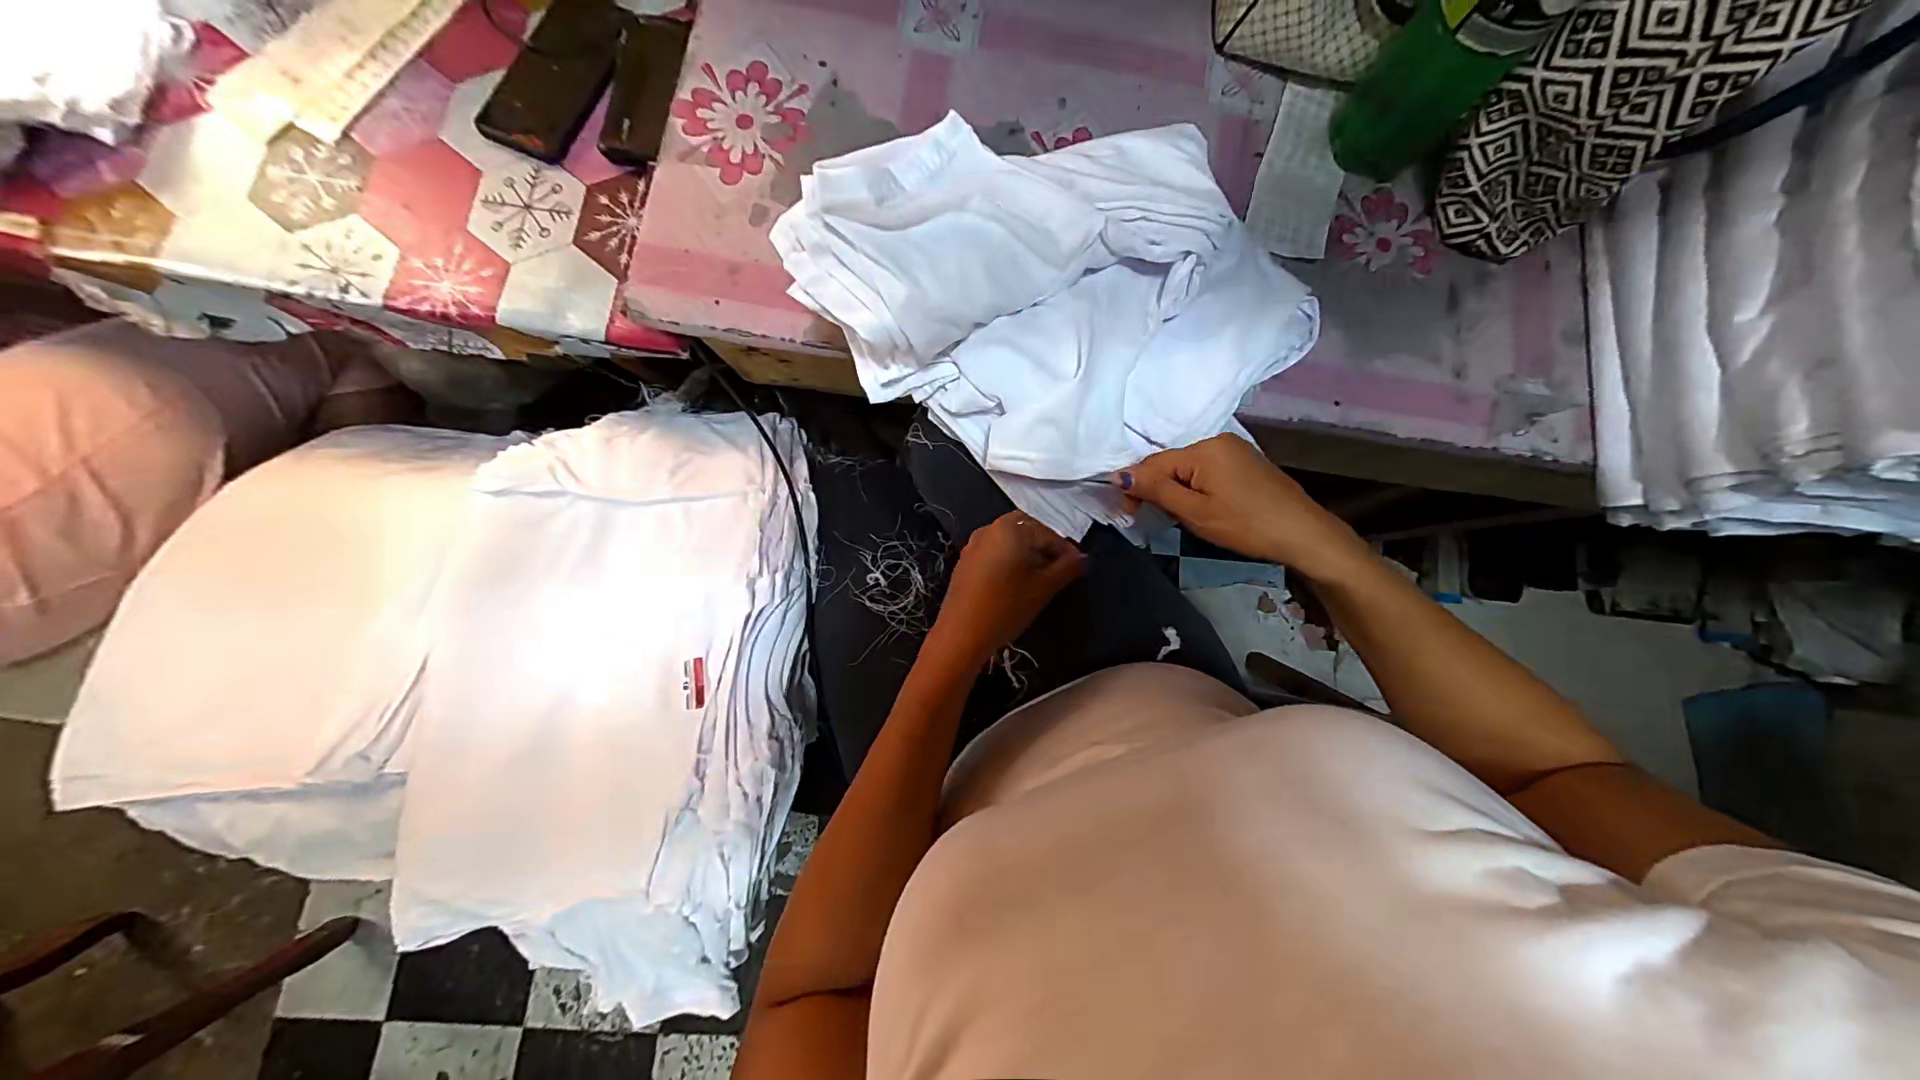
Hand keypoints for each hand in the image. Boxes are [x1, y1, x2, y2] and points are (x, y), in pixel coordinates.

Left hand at [929, 512, 1085, 663]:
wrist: (961, 633)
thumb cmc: (1007, 606)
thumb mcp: (1044, 588)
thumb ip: (1067, 568)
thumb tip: (1083, 558)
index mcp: (1010, 528)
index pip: (1047, 533)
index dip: (1065, 550)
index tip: (1078, 567)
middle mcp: (989, 529)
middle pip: (1026, 531)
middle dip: (1045, 548)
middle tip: (1061, 570)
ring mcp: (973, 545)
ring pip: (1009, 542)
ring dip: (1028, 554)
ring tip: (1042, 579)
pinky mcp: (965, 562)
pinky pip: (994, 553)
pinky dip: (1010, 561)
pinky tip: (1017, 584)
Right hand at [1117, 434, 1370, 581]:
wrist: (1303, 534)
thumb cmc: (1246, 525)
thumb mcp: (1195, 512)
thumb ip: (1156, 491)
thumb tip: (1119, 475)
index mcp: (1203, 448)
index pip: (1152, 463)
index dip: (1134, 487)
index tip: (1128, 514)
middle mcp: (1217, 440)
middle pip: (1169, 463)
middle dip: (1155, 489)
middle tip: (1153, 519)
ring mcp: (1233, 450)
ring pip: (1186, 468)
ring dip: (1174, 490)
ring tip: (1177, 516)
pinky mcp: (1244, 462)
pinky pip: (1205, 470)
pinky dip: (1193, 487)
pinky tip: (1198, 507)